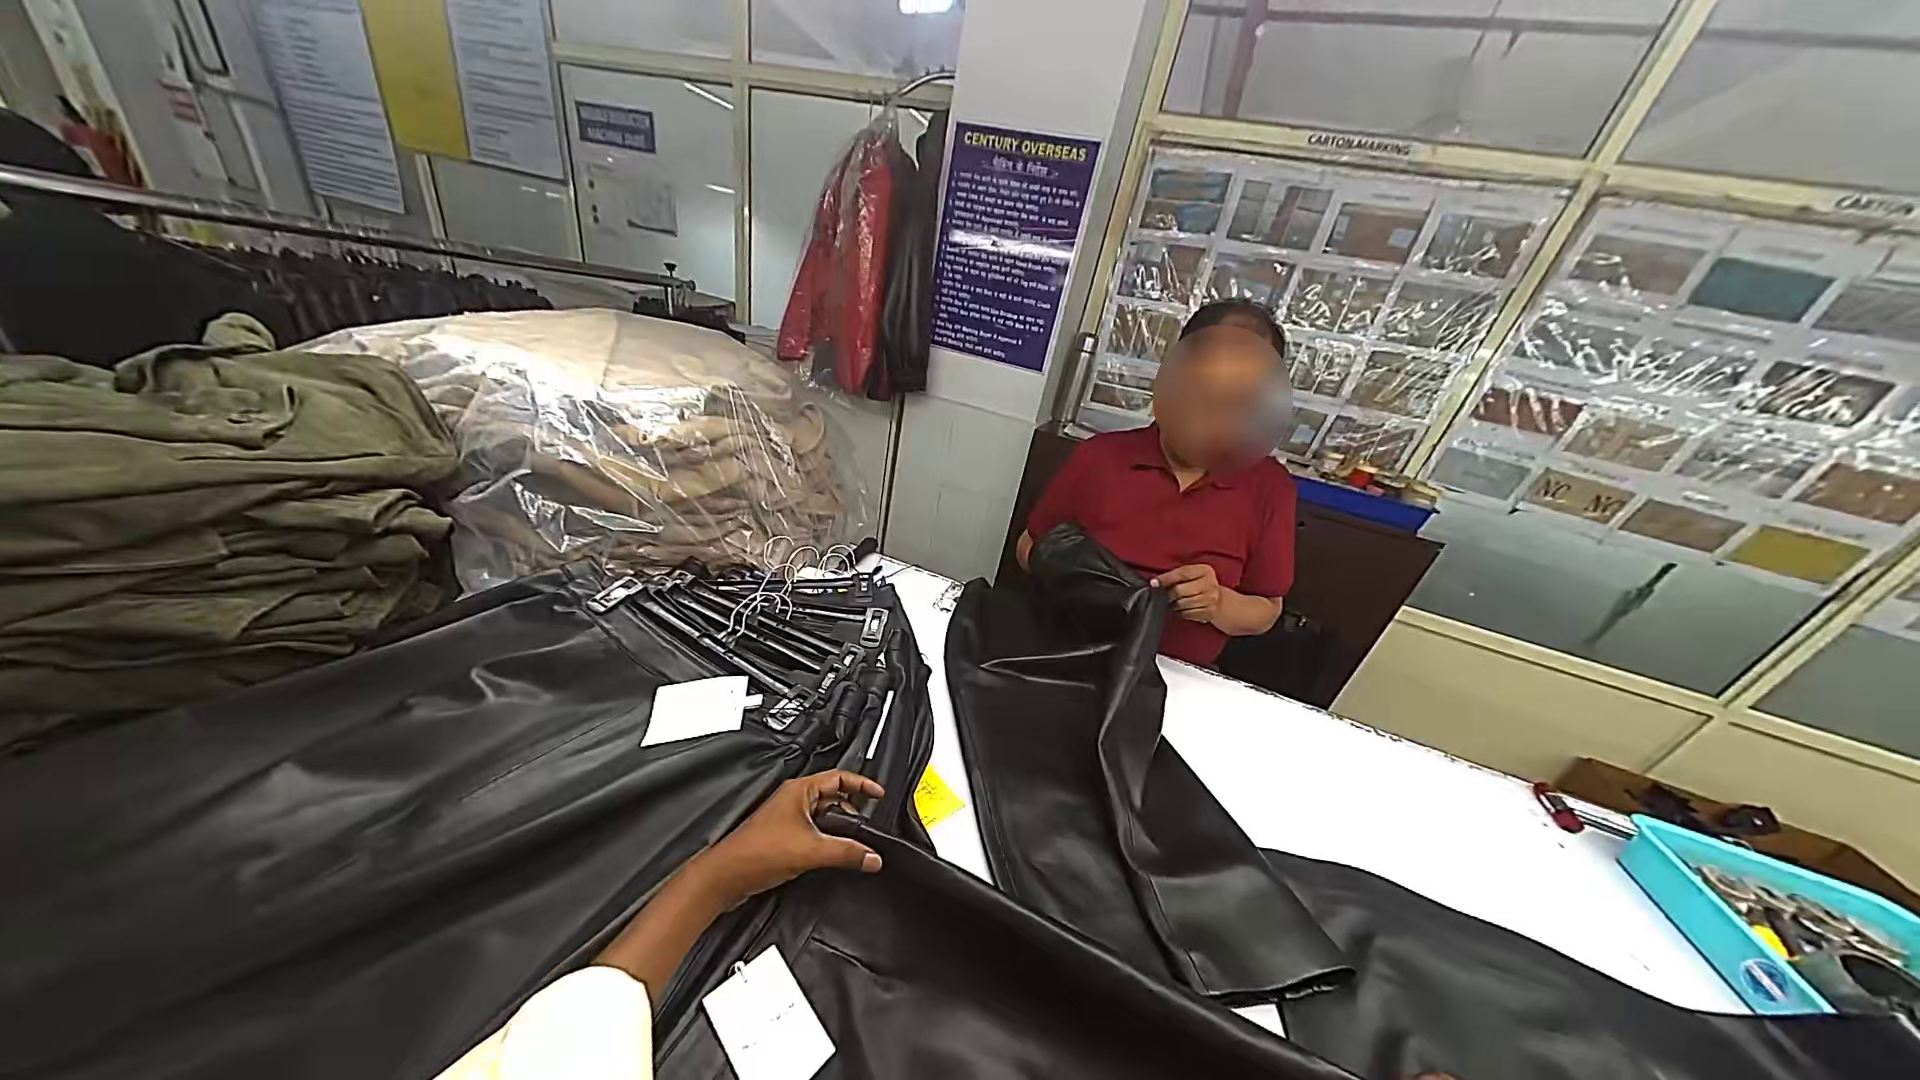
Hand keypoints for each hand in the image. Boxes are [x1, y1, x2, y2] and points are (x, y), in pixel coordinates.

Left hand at [691, 770, 884, 907]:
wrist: (725, 877)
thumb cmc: (756, 852)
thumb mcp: (811, 850)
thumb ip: (846, 852)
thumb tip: (872, 856)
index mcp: (800, 790)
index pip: (840, 777)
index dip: (862, 783)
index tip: (878, 794)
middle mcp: (794, 799)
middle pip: (834, 797)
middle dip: (852, 811)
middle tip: (865, 827)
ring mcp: (788, 817)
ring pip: (824, 816)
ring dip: (839, 828)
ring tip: (851, 844)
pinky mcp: (784, 836)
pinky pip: (814, 831)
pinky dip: (827, 840)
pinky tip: (831, 855)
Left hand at [1151, 564, 1222, 622]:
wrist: (1219, 600)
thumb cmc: (1199, 585)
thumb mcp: (1192, 574)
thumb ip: (1177, 575)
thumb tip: (1155, 582)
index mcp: (1205, 570)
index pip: (1182, 573)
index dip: (1166, 579)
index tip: (1154, 583)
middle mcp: (1210, 584)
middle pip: (1179, 591)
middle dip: (1168, 594)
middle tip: (1165, 596)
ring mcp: (1211, 599)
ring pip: (1181, 604)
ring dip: (1174, 604)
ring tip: (1175, 602)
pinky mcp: (1209, 613)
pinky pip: (1187, 614)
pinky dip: (1180, 612)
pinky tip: (1182, 608)